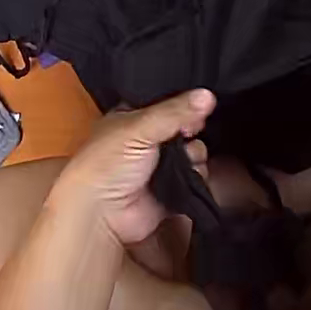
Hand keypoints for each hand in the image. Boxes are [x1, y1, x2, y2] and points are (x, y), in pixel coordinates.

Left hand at [50, 89, 215, 245]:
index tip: (197, 106)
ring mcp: (162, 165)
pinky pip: (198, 176)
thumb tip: (208, 95)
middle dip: (192, 132)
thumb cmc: (106, 165)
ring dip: (195, 156)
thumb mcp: (139, 128)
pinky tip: (187, 177)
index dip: (184, 103)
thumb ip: (175, 111)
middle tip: (187, 134)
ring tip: (182, 162)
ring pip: (196, 151)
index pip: (167, 102)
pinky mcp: (174, 187)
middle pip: (187, 127)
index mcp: (134, 117)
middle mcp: (149, 140)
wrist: (103, 214)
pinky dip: (197, 176)